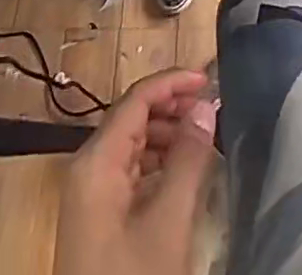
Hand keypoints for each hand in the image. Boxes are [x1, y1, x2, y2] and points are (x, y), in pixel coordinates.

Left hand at [54, 69, 217, 274]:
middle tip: (213, 108)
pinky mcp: (99, 212)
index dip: (173, 82)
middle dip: (173, 105)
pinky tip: (185, 168)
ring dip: (169, 131)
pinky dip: (160, 158)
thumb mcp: (168, 221)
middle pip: (133, 116)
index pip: (136, 99)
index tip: (210, 80)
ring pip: (133, 141)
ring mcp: (91, 191)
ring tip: (205, 136)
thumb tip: (206, 106)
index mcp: (96, 161)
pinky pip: (132, 167)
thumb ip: (188, 158)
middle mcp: (88, 167)